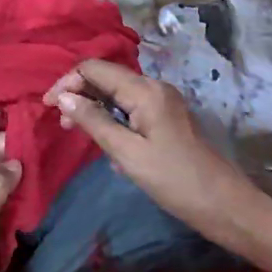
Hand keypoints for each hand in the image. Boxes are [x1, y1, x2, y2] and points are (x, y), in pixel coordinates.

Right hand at [44, 60, 271, 250]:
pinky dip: (114, 119)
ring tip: (79, 135)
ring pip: (118, 93)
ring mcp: (163, 101)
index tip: (48, 107)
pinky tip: (109, 148)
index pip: (95, 68)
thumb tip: (64, 97)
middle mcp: (154, 86)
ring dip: (95, 109)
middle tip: (62, 125)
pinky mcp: (168, 117)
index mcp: (144, 89)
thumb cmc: (173, 179)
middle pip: (107, 77)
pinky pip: (132, 108)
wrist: (223, 203)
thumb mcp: (126, 153)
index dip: (68, 82)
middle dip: (80, 94)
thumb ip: (94, 121)